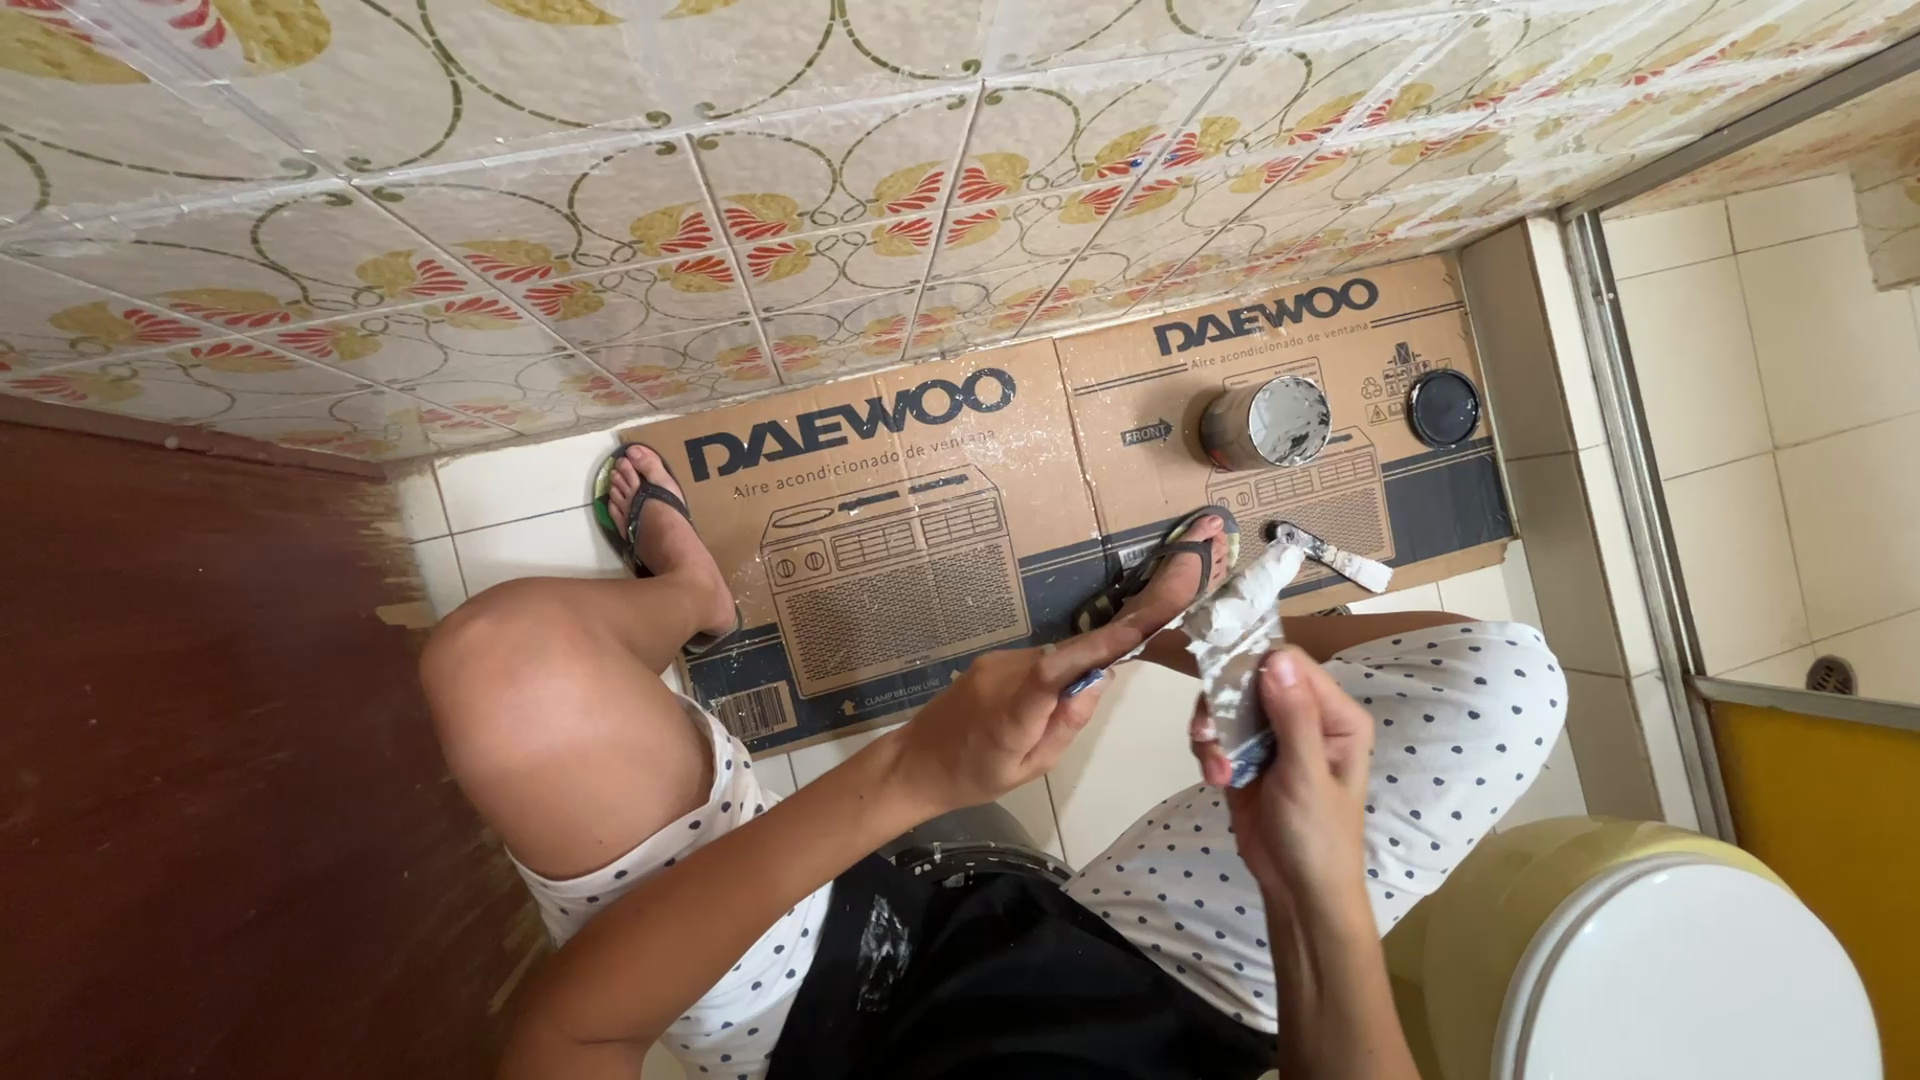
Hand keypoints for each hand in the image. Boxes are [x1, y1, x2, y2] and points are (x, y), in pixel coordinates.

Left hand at [887, 620, 1142, 816]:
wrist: (917, 761)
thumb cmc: (974, 778)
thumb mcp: (1031, 767)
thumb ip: (1066, 724)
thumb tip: (1099, 680)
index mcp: (1011, 713)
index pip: (1056, 669)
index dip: (1096, 648)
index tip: (1134, 630)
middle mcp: (1000, 676)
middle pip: (1062, 657)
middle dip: (1094, 659)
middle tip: (1113, 673)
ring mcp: (991, 663)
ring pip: (1049, 657)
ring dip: (1068, 671)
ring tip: (1058, 710)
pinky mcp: (988, 660)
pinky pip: (1032, 660)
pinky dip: (1049, 672)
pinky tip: (1041, 701)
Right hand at [1194, 647, 1373, 912]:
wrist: (1296, 889)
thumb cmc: (1317, 836)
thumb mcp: (1306, 776)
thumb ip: (1294, 716)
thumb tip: (1277, 658)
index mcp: (1335, 715)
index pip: (1292, 664)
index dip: (1255, 665)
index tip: (1221, 682)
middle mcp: (1304, 715)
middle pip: (1250, 678)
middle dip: (1221, 704)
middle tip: (1206, 734)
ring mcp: (1272, 734)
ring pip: (1226, 703)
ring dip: (1211, 732)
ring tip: (1215, 769)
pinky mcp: (1245, 752)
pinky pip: (1216, 731)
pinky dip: (1208, 751)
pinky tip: (1214, 779)